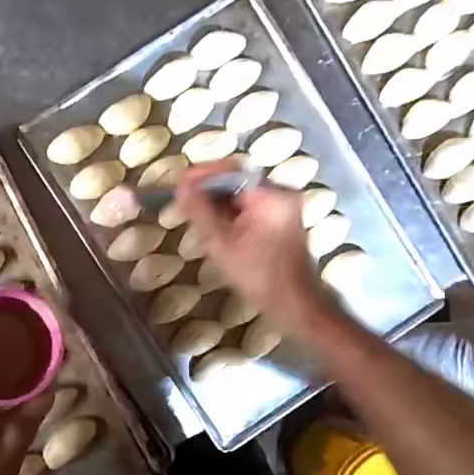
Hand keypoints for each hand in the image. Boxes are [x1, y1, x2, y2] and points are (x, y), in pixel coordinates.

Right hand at [175, 162, 340, 335]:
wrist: (295, 304)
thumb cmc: (258, 277)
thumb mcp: (221, 243)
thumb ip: (199, 211)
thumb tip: (181, 187)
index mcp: (270, 195)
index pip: (230, 171)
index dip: (201, 175)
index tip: (179, 185)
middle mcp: (282, 192)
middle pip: (237, 180)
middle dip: (209, 191)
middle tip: (183, 203)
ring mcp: (286, 205)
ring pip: (243, 194)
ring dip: (219, 203)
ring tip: (195, 215)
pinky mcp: (285, 217)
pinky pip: (253, 205)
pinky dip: (234, 213)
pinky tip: (217, 227)